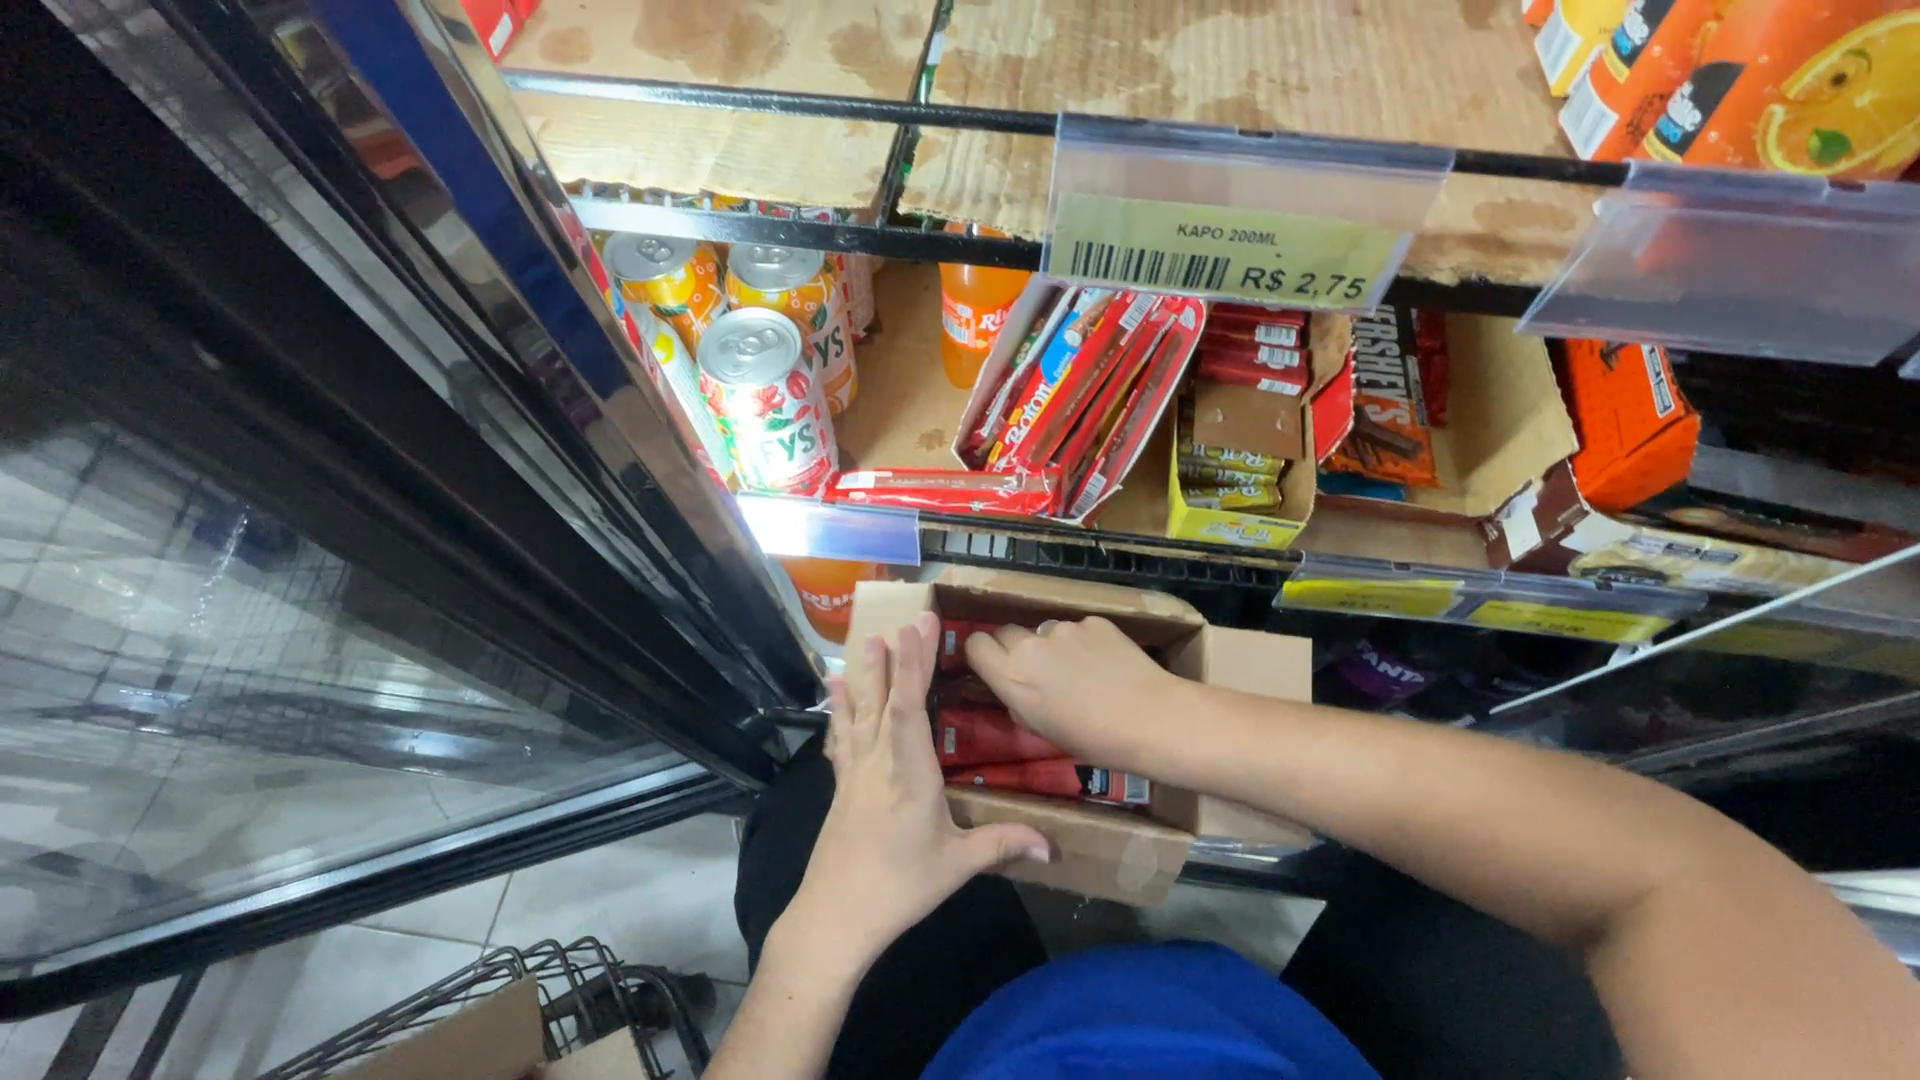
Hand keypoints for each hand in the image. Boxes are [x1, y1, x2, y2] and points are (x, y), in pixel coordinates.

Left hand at [780, 611, 1049, 971]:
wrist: (835, 917)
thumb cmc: (900, 888)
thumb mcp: (957, 865)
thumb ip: (1003, 844)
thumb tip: (1052, 844)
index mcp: (910, 776)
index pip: (910, 709)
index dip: (914, 665)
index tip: (919, 628)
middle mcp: (879, 764)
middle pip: (886, 701)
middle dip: (897, 659)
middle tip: (905, 620)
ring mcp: (855, 773)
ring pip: (860, 713)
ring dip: (866, 675)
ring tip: (867, 640)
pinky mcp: (841, 786)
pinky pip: (841, 737)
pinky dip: (841, 709)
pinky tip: (836, 690)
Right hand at [964, 616, 1184, 771]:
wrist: (1149, 719)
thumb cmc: (1091, 739)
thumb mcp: (1040, 728)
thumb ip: (1018, 699)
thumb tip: (1016, 685)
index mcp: (1011, 675)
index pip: (975, 643)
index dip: (984, 653)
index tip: (995, 665)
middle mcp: (1030, 644)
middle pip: (1007, 632)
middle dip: (1016, 648)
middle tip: (1039, 671)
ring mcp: (1063, 628)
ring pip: (1046, 631)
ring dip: (1054, 646)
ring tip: (1083, 672)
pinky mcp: (1093, 621)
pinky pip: (1079, 629)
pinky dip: (1086, 643)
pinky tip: (1107, 664)